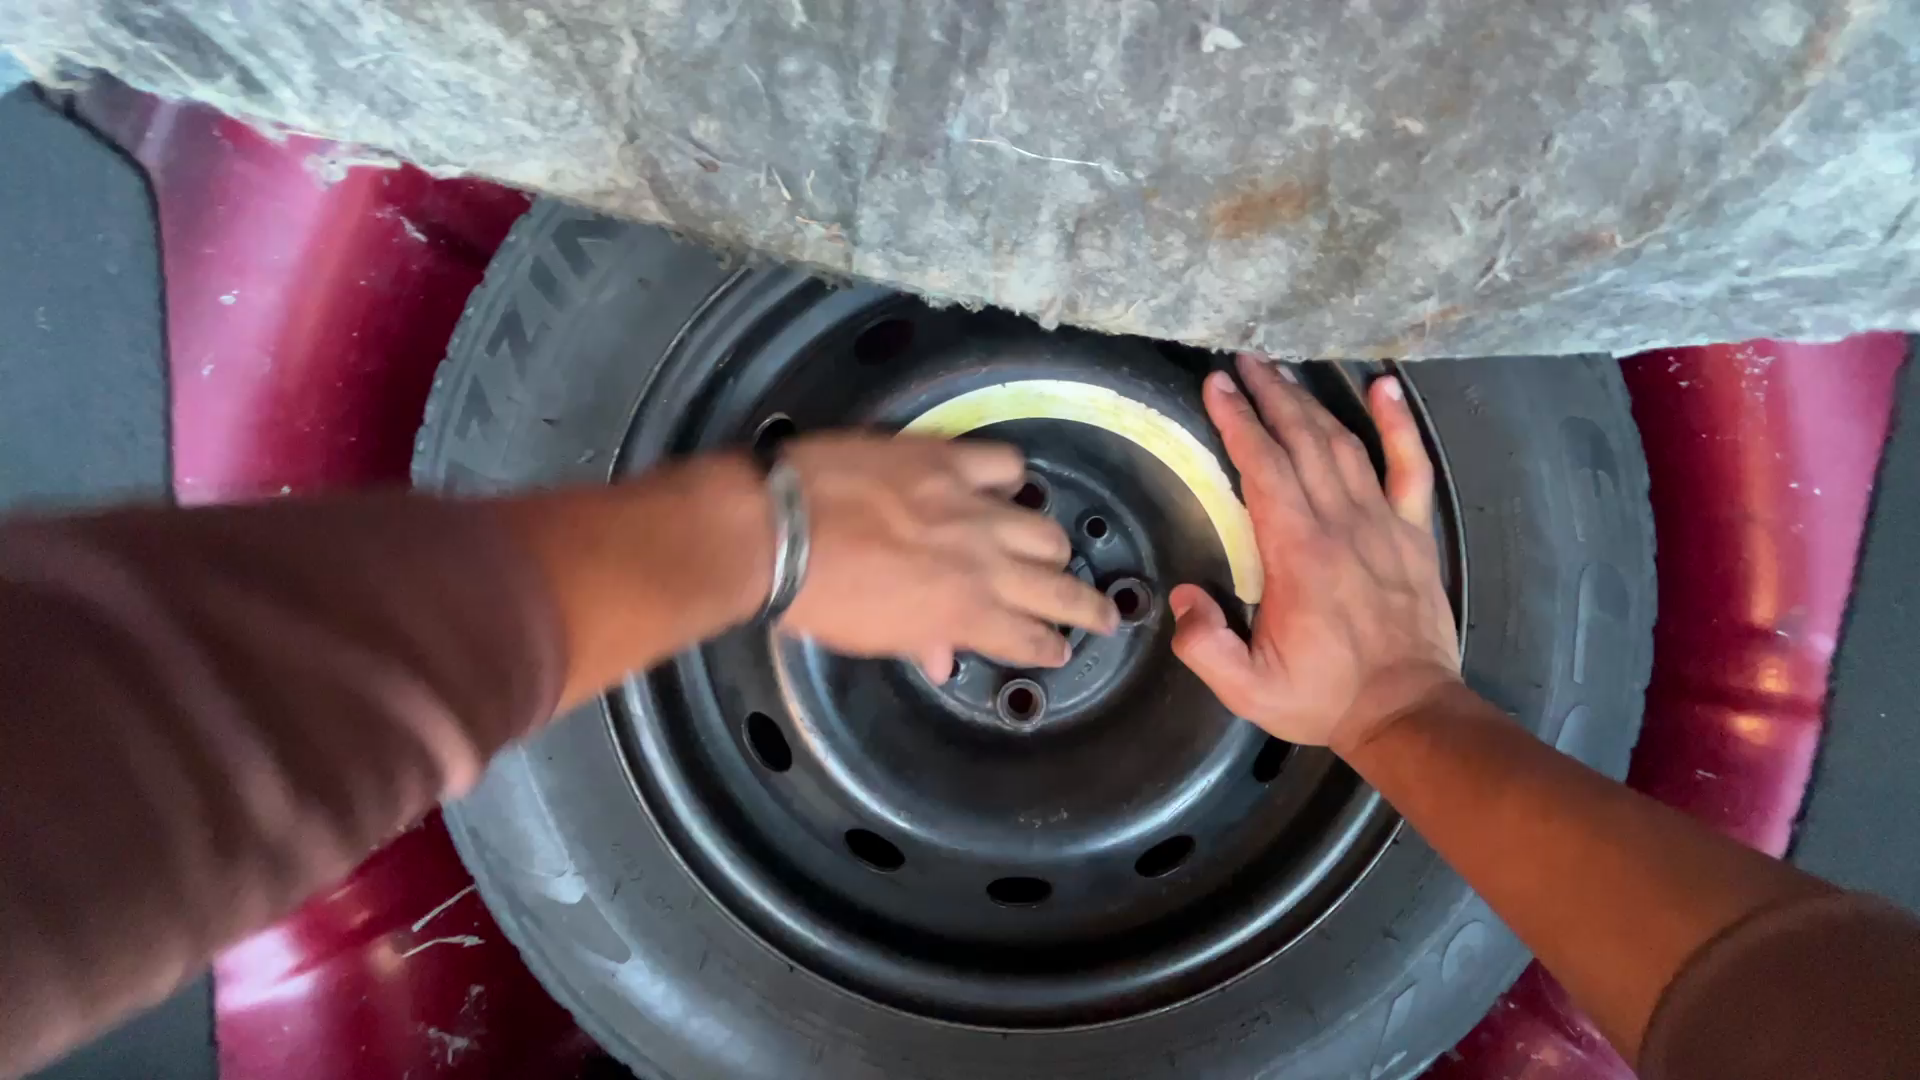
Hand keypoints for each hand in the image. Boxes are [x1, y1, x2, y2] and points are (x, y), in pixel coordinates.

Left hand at [780, 433, 1118, 679]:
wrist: (777, 528)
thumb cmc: (816, 597)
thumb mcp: (870, 637)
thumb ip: (920, 641)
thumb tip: (942, 658)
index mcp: (964, 614)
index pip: (1029, 639)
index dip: (1049, 648)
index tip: (1060, 649)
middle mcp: (984, 563)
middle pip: (1059, 589)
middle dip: (1087, 607)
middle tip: (1101, 613)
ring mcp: (970, 507)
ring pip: (1044, 529)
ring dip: (1051, 548)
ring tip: (1052, 552)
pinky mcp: (947, 460)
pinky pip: (1003, 463)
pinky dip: (1008, 477)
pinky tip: (1004, 486)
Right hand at [1169, 354, 1460, 753]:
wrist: (1407, 711)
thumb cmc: (1320, 696)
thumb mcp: (1246, 687)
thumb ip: (1204, 644)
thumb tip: (1184, 595)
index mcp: (1297, 553)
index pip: (1263, 468)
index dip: (1237, 422)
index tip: (1217, 386)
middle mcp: (1340, 525)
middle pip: (1301, 441)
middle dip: (1268, 396)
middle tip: (1243, 361)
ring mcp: (1383, 524)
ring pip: (1343, 444)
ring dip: (1309, 403)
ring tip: (1281, 372)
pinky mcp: (1413, 533)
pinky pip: (1409, 467)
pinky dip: (1397, 425)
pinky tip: (1382, 389)